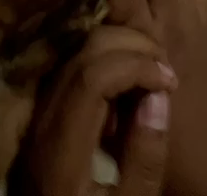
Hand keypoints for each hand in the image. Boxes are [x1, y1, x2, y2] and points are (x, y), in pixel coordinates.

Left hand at [17, 25, 172, 195]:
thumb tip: (159, 96)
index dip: (136, 65)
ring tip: (150, 70)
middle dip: (130, 47)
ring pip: (74, 53)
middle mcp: (40, 123)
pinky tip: (127, 79)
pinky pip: (69, 68)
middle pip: (82, 54)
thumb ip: (145, 159)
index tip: (170, 80)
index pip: (92, 76)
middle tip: (164, 68)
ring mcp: (36, 116)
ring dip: (117, 49)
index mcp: (59, 149)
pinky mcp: (40, 117)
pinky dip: (102, 60)